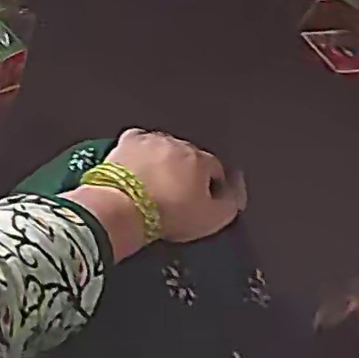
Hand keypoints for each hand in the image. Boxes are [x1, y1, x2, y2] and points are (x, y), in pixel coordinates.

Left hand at [104, 129, 244, 242]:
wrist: (125, 206)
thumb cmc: (169, 214)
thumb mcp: (214, 218)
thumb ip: (231, 201)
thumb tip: (233, 189)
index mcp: (200, 159)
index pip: (215, 168)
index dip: (211, 186)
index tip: (201, 200)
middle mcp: (176, 143)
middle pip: (188, 156)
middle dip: (186, 172)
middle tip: (177, 194)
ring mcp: (150, 140)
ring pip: (164, 147)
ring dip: (163, 160)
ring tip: (156, 182)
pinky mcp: (127, 141)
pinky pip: (139, 141)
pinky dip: (141, 151)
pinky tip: (139, 166)